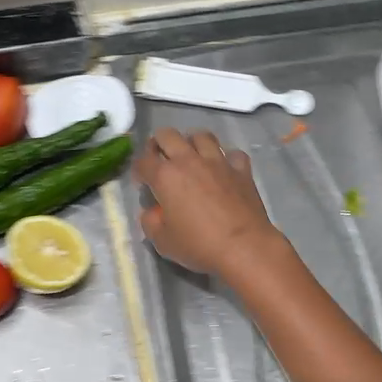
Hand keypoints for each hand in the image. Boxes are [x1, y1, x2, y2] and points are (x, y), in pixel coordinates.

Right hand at [133, 128, 279, 275]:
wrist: (243, 246)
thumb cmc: (198, 245)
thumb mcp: (162, 242)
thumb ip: (150, 222)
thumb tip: (153, 211)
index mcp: (165, 177)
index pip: (143, 161)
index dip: (138, 170)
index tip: (142, 183)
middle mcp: (189, 161)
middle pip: (168, 135)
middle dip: (159, 143)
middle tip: (161, 160)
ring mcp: (218, 162)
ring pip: (201, 135)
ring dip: (192, 142)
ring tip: (192, 157)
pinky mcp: (241, 169)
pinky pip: (232, 153)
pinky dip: (226, 158)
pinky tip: (224, 169)